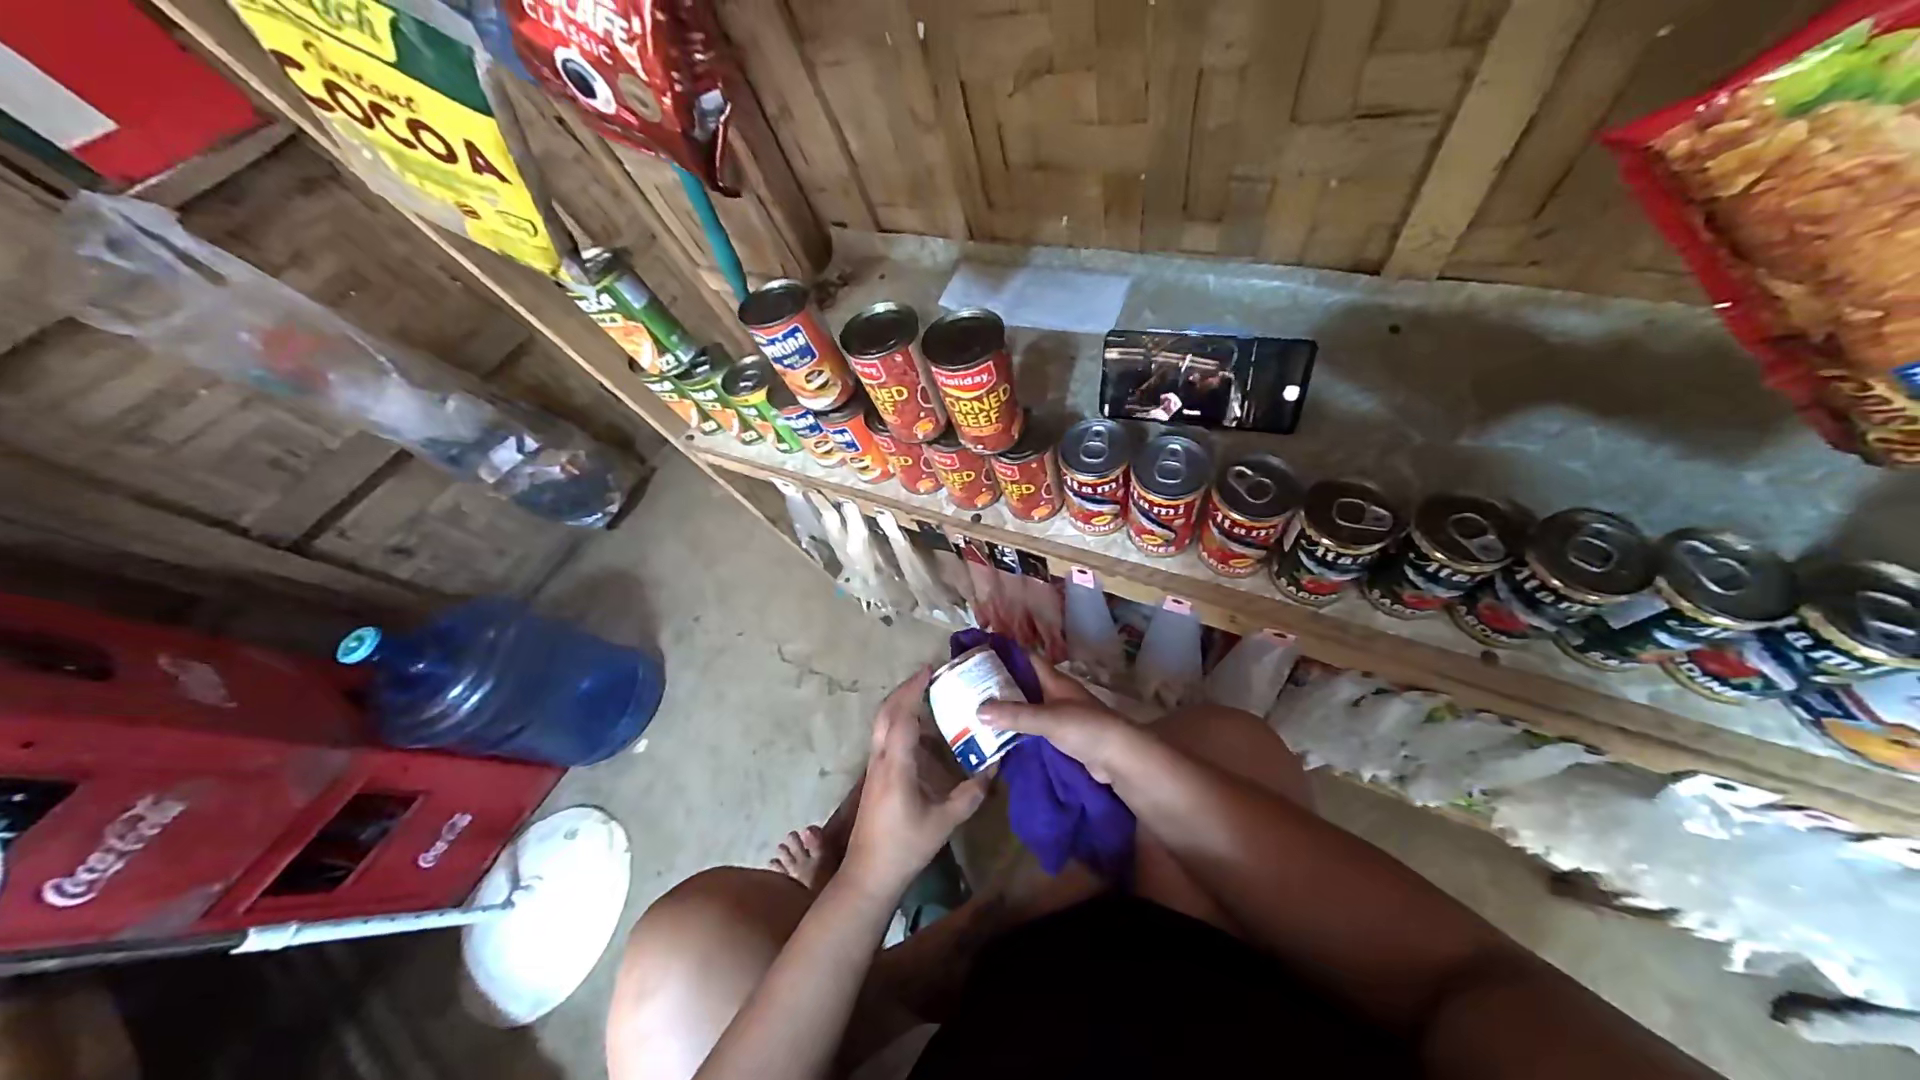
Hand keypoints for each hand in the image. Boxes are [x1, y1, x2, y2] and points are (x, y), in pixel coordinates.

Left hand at [841, 666, 989, 895]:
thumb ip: (970, 794)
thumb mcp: (945, 821)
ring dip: (899, 704)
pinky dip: (898, 722)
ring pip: (881, 724)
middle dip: (904, 690)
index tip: (930, 671)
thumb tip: (993, 769)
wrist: (869, 874)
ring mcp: (873, 768)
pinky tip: (918, 730)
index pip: (901, 716)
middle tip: (928, 676)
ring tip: (925, 695)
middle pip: (885, 713)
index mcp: (896, 765)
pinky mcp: (874, 777)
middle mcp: (880, 760)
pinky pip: (884, 737)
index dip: (914, 690)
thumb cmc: (906, 846)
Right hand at [976, 659, 1140, 783]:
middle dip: (1000, 682)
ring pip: (1028, 705)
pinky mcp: (1062, 736)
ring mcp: (1060, 714)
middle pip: (1024, 682)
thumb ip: (1015, 715)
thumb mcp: (1047, 719)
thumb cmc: (1086, 728)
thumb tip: (979, 711)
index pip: (1027, 658)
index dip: (1006, 652)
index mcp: (1055, 681)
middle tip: (970, 684)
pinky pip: (1033, 726)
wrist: (1119, 759)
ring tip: (978, 708)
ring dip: (1008, 707)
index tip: (980, 651)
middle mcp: (1056, 693)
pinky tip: (1000, 733)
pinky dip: (1017, 727)